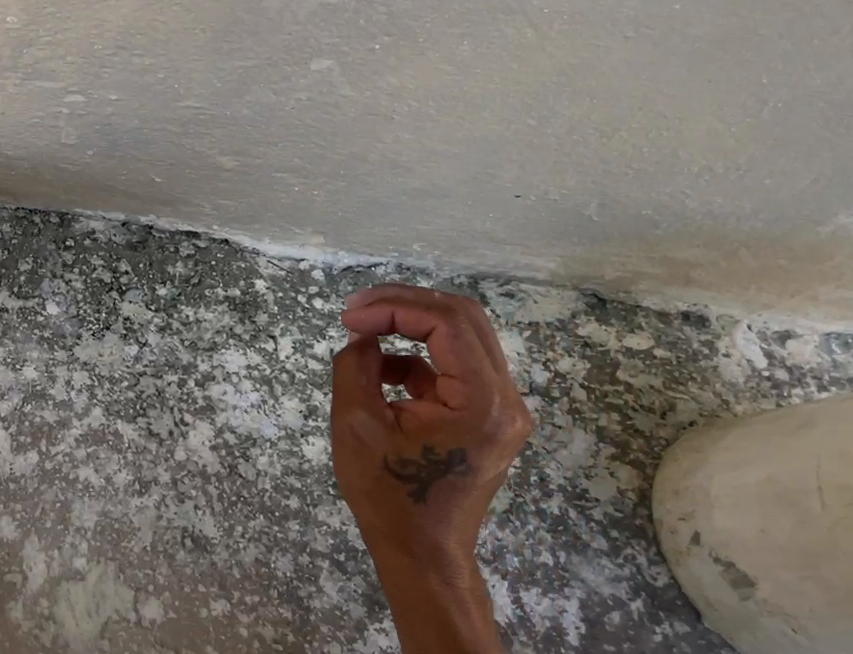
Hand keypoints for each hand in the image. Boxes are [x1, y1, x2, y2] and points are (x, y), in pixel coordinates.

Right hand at [331, 285, 532, 569]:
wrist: (421, 550)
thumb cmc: (387, 493)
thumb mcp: (356, 422)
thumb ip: (357, 365)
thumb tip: (364, 335)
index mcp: (483, 403)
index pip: (446, 322)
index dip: (393, 306)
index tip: (348, 318)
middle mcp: (506, 400)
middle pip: (462, 318)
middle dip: (403, 303)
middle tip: (356, 310)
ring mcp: (500, 407)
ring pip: (460, 335)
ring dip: (409, 323)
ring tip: (363, 329)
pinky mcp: (485, 414)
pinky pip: (453, 362)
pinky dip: (414, 352)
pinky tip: (379, 368)